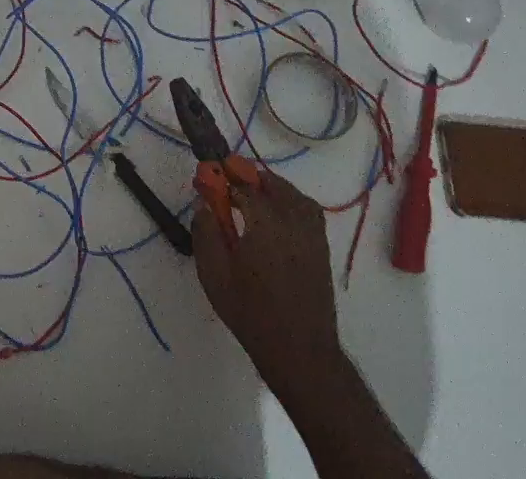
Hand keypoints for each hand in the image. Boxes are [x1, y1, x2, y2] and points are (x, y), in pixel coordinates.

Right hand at [193, 169, 341, 392]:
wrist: (298, 349)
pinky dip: (291, 202)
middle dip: (250, 177)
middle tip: (229, 181)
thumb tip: (204, 204)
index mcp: (266, 225)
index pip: (245, 186)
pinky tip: (276, 215)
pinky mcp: (321, 249)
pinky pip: (308, 212)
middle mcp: (293, 223)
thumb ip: (206, 233)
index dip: (226, 177)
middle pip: (274, 185)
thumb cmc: (250, 311)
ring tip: (252, 193)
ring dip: (273, 187)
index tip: (209, 175)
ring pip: (295, 196)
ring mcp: (312, 236)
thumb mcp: (214, 274)